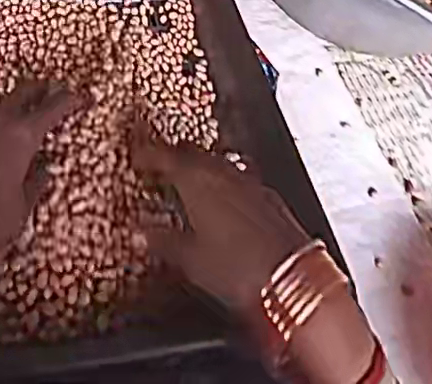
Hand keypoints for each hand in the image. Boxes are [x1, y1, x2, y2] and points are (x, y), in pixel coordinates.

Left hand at [0, 82, 79, 298]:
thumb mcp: (18, 211)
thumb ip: (34, 184)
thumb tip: (43, 170)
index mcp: (22, 134)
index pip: (53, 107)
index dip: (70, 100)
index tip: (80, 96)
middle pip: (25, 90)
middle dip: (41, 90)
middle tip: (52, 94)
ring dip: (13, 106)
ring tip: (20, 121)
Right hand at [132, 124, 311, 316]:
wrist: (294, 279)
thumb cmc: (240, 268)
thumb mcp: (190, 259)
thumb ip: (162, 241)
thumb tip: (141, 234)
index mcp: (193, 178)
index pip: (162, 154)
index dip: (147, 154)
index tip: (137, 157)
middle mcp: (219, 170)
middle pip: (188, 152)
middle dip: (172, 157)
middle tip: (159, 168)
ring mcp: (246, 180)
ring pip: (214, 162)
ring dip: (199, 168)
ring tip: (189, 184)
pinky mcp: (267, 195)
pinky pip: (237, 177)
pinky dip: (224, 183)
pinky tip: (224, 201)